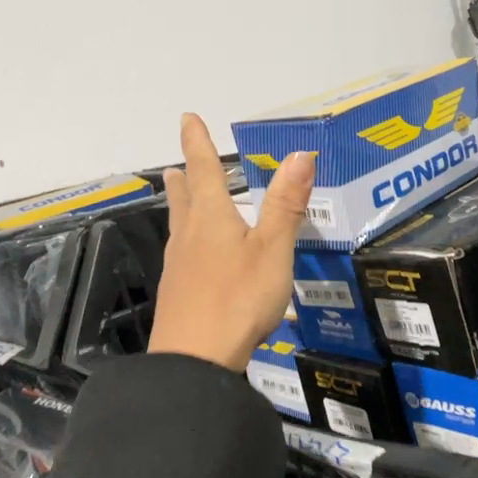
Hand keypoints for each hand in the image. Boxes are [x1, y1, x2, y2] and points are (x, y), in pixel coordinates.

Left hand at [148, 113, 313, 371]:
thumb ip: (286, 206)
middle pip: (184, 198)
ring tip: (181, 197)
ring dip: (182, 207)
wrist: (195, 360)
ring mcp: (179, 267)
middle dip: (185, 177)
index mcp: (211, 218)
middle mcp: (189, 236)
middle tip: (179, 164)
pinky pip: (183, 255)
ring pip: (180, 226)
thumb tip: (300, 154)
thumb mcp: (272, 250)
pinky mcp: (178, 295)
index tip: (187, 118)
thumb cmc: (238, 298)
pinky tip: (194, 257)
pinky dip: (189, 241)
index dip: (197, 142)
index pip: (203, 169)